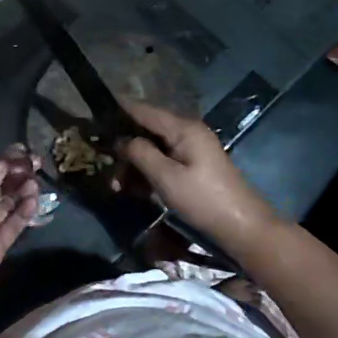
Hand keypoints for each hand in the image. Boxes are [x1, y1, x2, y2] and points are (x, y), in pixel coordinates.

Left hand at [0, 152, 40, 337]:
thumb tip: (0, 164)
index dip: (1, 162)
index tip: (21, 151)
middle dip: (15, 174)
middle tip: (36, 162)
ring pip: (7, 203)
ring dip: (21, 191)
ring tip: (36, 184)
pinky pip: (13, 224)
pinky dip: (24, 213)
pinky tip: (34, 203)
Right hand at [119, 101, 284, 251]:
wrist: (241, 227)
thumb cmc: (203, 200)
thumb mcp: (166, 177)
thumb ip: (140, 153)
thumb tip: (121, 140)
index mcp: (183, 128)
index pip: (144, 111)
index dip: (119, 112)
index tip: (95, 117)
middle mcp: (188, 132)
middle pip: (147, 131)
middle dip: (125, 148)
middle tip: (106, 169)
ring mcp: (192, 149)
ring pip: (153, 149)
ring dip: (134, 165)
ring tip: (118, 187)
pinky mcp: (194, 166)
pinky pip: (164, 161)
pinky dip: (148, 173)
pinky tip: (136, 190)